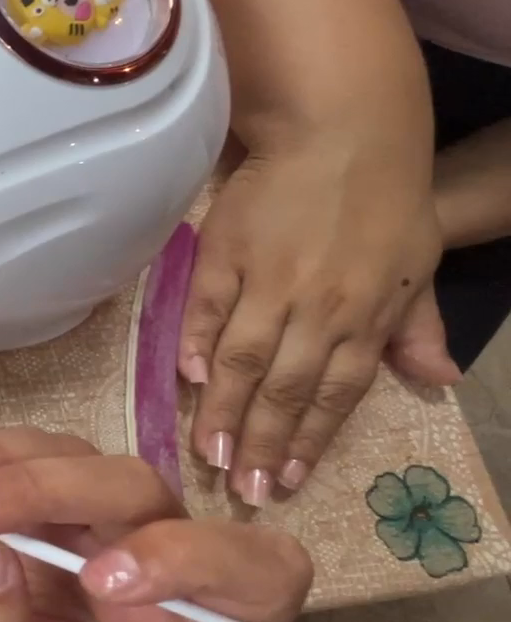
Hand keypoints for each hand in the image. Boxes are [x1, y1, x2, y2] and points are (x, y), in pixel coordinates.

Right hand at [186, 129, 455, 505]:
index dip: (312, 440)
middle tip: (241, 488)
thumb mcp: (418, 263)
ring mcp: (268, 282)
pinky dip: (197, 345)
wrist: (341, 133)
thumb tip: (432, 383)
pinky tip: (190, 382)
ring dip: (226, 410)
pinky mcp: (224, 258)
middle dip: (265, 442)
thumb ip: (414, 325)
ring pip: (246, 359)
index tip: (287, 482)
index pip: (337, 391)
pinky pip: (207, 311)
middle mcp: (322, 306)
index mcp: (370, 312)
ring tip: (208, 453)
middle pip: (287, 386)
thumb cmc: (379, 199)